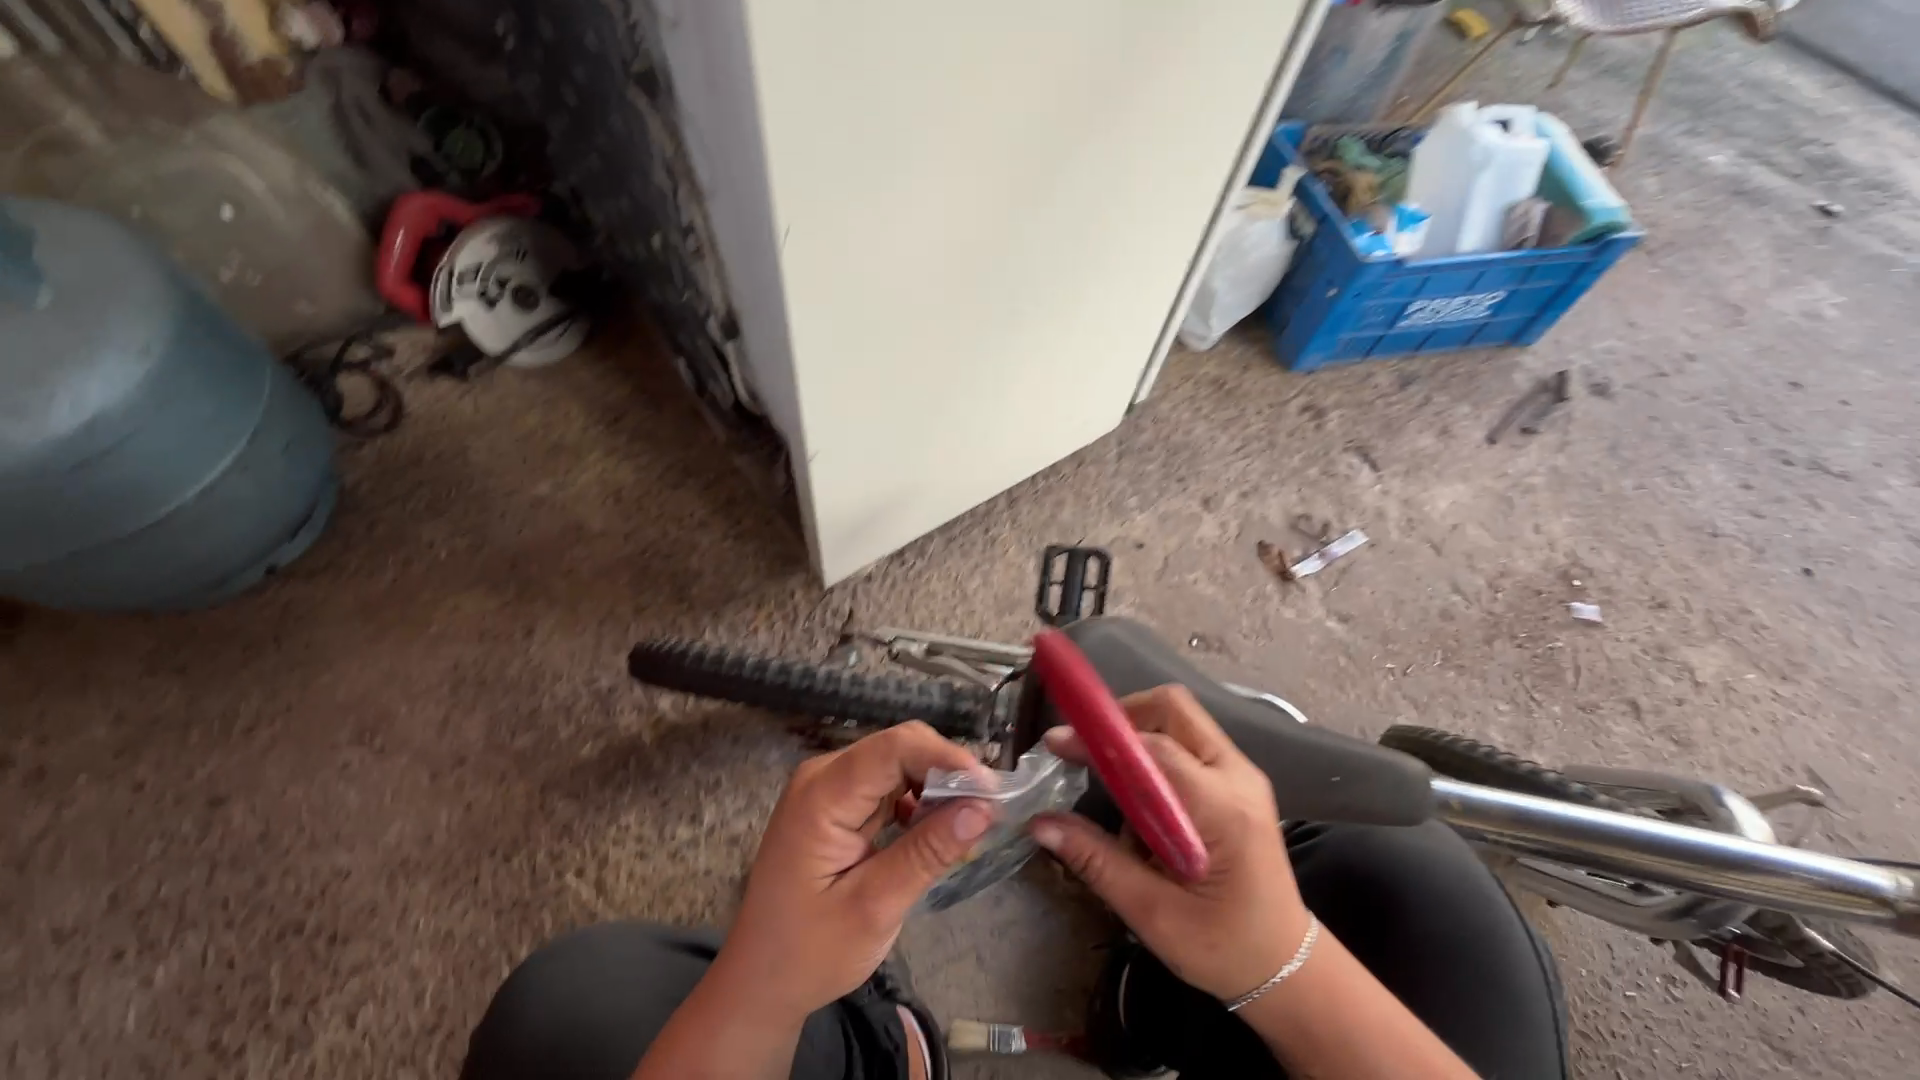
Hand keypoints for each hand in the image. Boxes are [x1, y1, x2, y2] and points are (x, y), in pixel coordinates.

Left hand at [711, 722, 997, 1018]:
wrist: (761, 980)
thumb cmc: (810, 952)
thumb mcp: (875, 907)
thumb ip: (927, 852)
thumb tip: (983, 809)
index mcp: (821, 796)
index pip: (894, 748)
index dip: (946, 758)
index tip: (991, 789)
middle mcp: (823, 777)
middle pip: (898, 748)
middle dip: (947, 772)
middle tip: (988, 811)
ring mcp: (828, 789)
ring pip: (899, 763)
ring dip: (937, 788)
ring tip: (969, 825)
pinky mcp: (838, 805)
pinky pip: (889, 785)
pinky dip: (919, 802)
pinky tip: (938, 833)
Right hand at [1031, 685, 1312, 1001]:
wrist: (1287, 968)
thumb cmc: (1224, 949)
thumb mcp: (1153, 914)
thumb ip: (1097, 861)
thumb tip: (1040, 824)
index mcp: (1223, 810)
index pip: (1156, 749)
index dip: (1101, 738)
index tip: (1056, 742)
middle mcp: (1238, 777)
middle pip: (1174, 708)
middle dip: (1123, 716)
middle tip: (1086, 748)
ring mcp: (1242, 777)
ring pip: (1181, 721)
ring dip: (1138, 736)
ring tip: (1111, 784)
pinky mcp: (1237, 785)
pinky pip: (1188, 745)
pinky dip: (1155, 756)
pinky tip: (1141, 806)